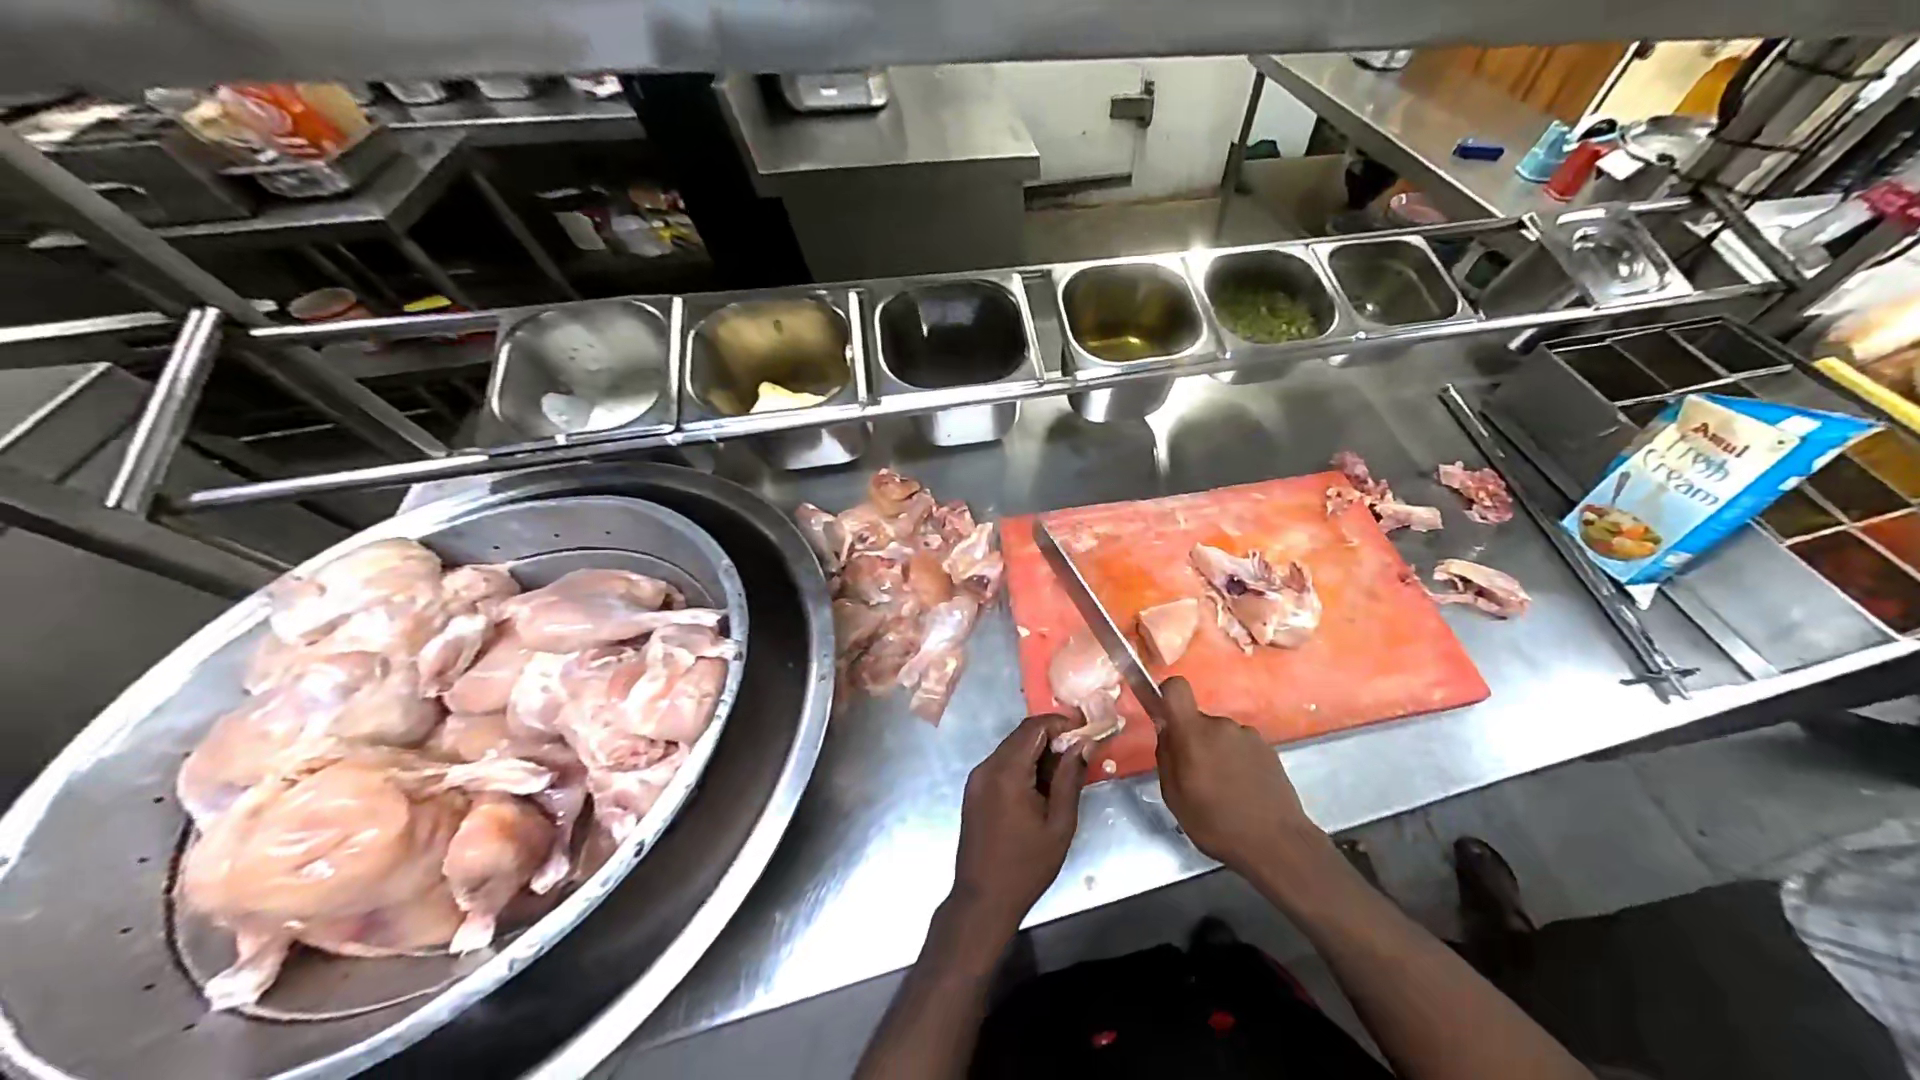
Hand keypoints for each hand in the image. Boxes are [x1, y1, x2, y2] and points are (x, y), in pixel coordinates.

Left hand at [950, 713, 1088, 932]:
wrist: (983, 898)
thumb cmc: (1026, 865)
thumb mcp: (1059, 824)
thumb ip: (1070, 778)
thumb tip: (1083, 744)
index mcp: (1006, 772)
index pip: (1034, 727)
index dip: (1061, 723)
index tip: (1085, 732)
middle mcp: (986, 767)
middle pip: (1021, 735)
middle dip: (1052, 737)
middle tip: (1081, 752)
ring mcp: (977, 778)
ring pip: (1011, 748)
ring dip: (1038, 751)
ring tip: (1064, 772)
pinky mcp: (974, 790)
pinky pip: (1001, 764)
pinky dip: (1023, 765)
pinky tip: (1040, 786)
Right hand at [1154, 676, 1320, 871]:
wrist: (1278, 844)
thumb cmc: (1216, 823)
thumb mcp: (1174, 796)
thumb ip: (1166, 756)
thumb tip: (1167, 731)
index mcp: (1193, 733)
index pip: (1176, 688)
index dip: (1167, 695)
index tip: (1166, 718)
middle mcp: (1222, 725)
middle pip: (1198, 721)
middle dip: (1193, 741)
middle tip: (1195, 776)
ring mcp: (1248, 736)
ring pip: (1220, 736)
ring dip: (1216, 754)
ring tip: (1222, 789)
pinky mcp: (1268, 749)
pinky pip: (1240, 747)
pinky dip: (1236, 762)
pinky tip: (1242, 791)